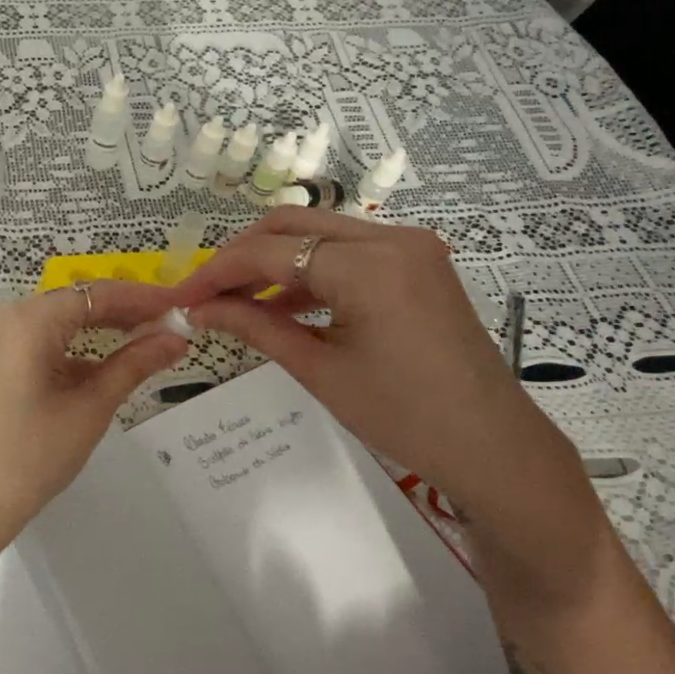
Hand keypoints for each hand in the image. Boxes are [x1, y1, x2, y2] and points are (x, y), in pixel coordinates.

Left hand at [0, 282, 187, 600]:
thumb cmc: (34, 454)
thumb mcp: (91, 406)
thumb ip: (135, 364)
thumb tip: (177, 338)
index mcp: (29, 321)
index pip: (96, 294)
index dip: (142, 298)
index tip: (181, 306)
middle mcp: (8, 318)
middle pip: (77, 302)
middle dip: (124, 311)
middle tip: (172, 324)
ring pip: (60, 321)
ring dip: (102, 328)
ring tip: (149, 339)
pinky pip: (42, 340)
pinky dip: (76, 347)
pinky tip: (107, 363)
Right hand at [168, 207, 576, 490]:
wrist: (493, 447)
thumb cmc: (403, 416)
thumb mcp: (318, 369)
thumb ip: (255, 327)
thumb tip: (200, 311)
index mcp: (369, 264)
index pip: (270, 252)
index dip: (217, 272)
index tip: (181, 297)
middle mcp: (392, 238)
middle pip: (293, 226)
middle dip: (242, 256)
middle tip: (206, 294)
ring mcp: (411, 248)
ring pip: (320, 235)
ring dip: (274, 263)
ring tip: (235, 302)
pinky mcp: (418, 265)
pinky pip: (349, 253)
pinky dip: (310, 273)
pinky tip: (282, 305)